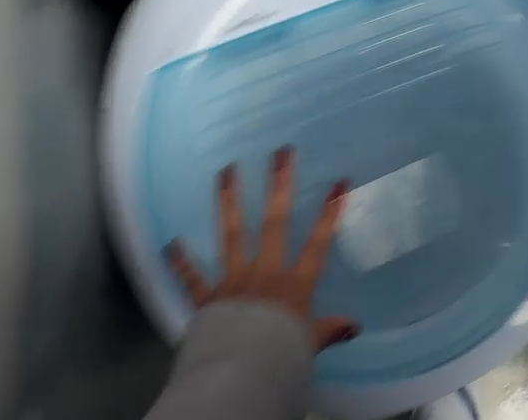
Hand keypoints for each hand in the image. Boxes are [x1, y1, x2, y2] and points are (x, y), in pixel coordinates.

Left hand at [163, 147, 360, 350]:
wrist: (241, 375)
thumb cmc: (282, 357)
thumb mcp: (311, 344)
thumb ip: (330, 330)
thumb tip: (355, 326)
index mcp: (294, 285)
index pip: (317, 243)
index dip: (330, 213)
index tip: (339, 183)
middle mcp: (265, 274)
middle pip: (275, 223)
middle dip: (279, 186)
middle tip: (280, 153)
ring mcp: (234, 282)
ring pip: (233, 235)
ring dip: (230, 202)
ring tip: (226, 171)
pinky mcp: (207, 299)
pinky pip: (192, 279)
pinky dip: (182, 263)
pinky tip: (171, 244)